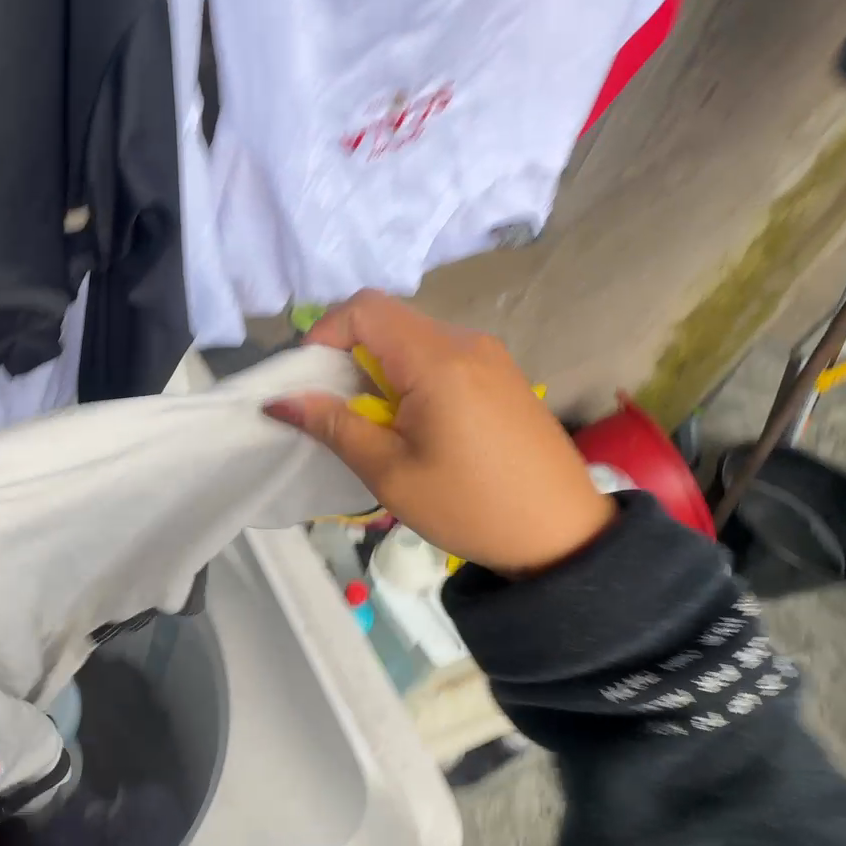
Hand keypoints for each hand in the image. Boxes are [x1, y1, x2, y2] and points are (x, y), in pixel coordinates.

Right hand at [265, 291, 613, 578]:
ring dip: (379, 367)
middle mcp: (466, 342)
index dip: (325, 333)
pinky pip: (440, 354)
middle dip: (348, 354)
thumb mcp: (390, 473)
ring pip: (412, 337)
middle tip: (338, 409)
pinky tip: (415, 422)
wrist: (566, 536)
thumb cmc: (471, 506)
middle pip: (388, 320)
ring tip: (377, 421)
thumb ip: (334, 425)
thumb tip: (278, 400)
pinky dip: (410, 373)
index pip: (364, 309)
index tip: (310, 380)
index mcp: (438, 360)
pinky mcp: (501, 373)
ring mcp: (490, 355)